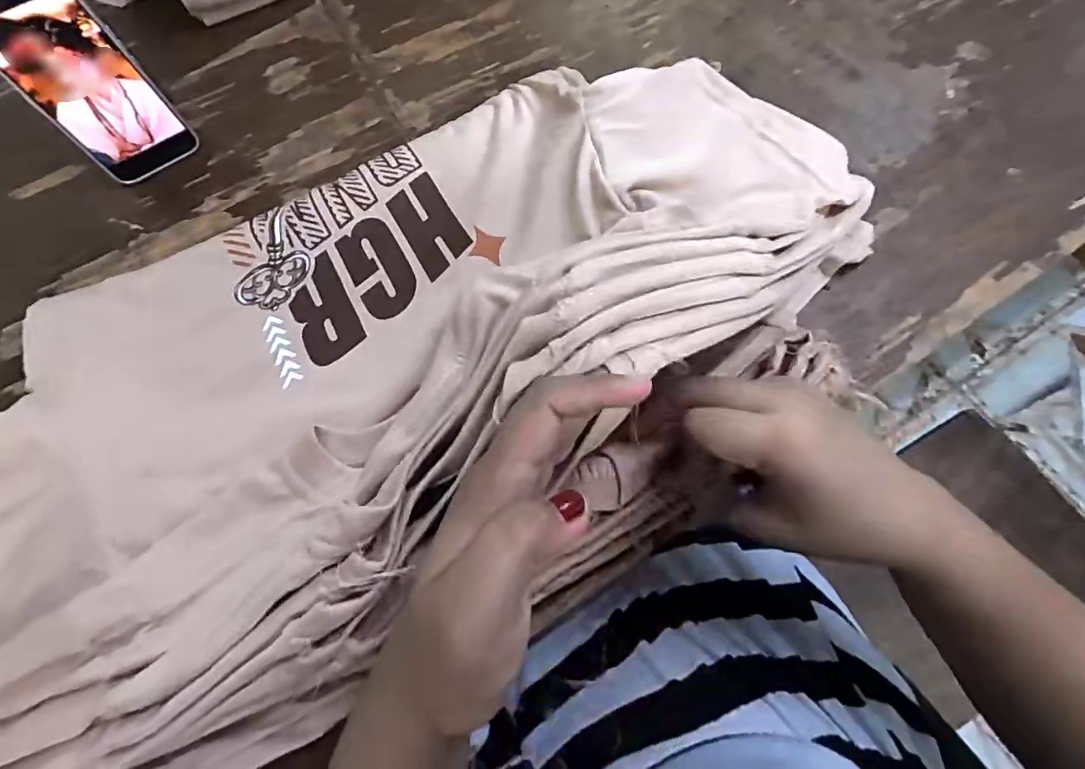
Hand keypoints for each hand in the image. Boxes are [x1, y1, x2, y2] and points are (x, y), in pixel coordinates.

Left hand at [355, 374, 652, 741]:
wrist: (426, 695)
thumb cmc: (450, 648)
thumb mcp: (478, 597)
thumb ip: (519, 540)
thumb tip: (577, 503)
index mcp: (494, 480)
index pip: (544, 408)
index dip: (591, 389)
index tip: (643, 388)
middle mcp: (505, 477)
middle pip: (552, 409)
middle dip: (601, 389)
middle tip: (658, 393)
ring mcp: (516, 499)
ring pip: (562, 434)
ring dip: (603, 414)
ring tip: (653, 413)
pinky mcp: (530, 523)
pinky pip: (571, 468)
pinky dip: (603, 450)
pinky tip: (628, 460)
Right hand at [667, 376, 958, 567]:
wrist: (905, 507)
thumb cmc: (840, 527)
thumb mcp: (770, 527)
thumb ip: (716, 499)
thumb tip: (676, 476)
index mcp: (777, 437)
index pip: (697, 421)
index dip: (674, 443)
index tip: (663, 466)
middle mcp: (780, 397)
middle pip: (702, 387)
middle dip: (674, 412)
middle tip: (660, 443)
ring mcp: (790, 383)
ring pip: (719, 382)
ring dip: (699, 407)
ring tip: (697, 444)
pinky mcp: (797, 383)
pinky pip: (741, 385)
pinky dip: (723, 404)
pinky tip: (731, 435)